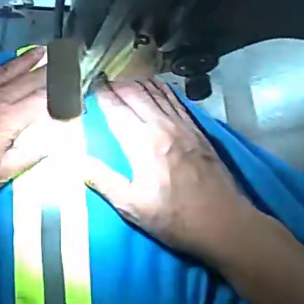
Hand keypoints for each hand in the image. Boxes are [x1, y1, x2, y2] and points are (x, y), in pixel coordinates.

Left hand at [0, 46, 58, 205]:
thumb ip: (28, 154)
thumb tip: (56, 138)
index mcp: (7, 120)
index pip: (43, 100)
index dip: (63, 92)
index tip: (78, 84)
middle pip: (27, 80)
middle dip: (51, 68)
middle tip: (70, 56)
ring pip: (3, 69)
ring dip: (24, 59)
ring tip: (43, 49)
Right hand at [82, 79, 274, 264]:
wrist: (225, 224)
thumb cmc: (175, 219)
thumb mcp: (132, 207)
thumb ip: (104, 181)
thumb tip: (78, 163)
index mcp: (144, 144)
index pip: (117, 110)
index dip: (102, 96)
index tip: (89, 86)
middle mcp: (164, 128)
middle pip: (137, 95)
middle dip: (117, 85)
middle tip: (102, 81)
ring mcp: (184, 127)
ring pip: (158, 94)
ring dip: (138, 84)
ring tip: (123, 80)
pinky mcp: (198, 131)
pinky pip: (177, 101)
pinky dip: (162, 90)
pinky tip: (156, 87)